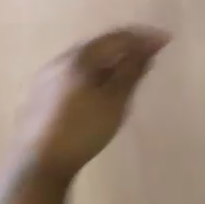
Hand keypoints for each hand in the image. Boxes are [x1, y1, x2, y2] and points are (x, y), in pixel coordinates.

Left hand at [13, 26, 170, 180]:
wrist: (37, 166)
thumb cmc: (83, 129)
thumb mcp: (115, 100)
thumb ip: (132, 69)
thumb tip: (149, 45)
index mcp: (79, 58)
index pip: (117, 37)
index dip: (144, 37)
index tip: (167, 40)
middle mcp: (60, 61)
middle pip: (99, 45)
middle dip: (127, 46)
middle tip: (150, 55)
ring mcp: (46, 79)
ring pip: (85, 60)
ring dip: (110, 60)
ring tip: (129, 71)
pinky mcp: (40, 96)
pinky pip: (75, 74)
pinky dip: (95, 73)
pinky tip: (102, 88)